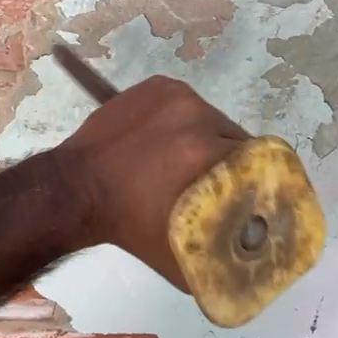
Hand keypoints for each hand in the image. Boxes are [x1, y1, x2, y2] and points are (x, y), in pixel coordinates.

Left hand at [52, 76, 250, 289]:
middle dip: (234, 159)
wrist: (78, 185)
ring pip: (211, 117)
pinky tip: (172, 139)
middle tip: (220, 182)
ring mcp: (175, 94)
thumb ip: (224, 252)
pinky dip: (186, 119)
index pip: (257, 160)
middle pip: (234, 136)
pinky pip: (187, 103)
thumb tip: (256, 252)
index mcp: (205, 152)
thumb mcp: (184, 252)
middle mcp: (195, 114)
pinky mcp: (158, 84)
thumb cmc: (132, 226)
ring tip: (191, 160)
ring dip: (209, 137)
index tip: (253, 193)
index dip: (259, 178)